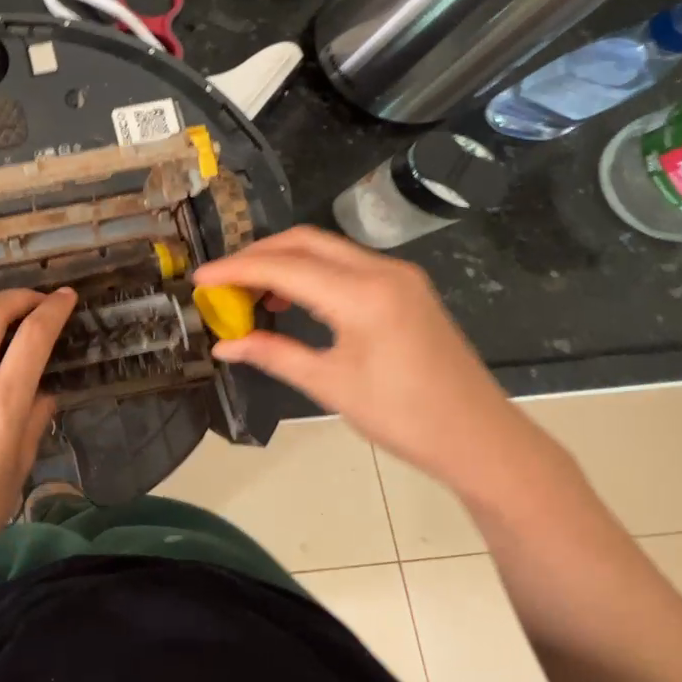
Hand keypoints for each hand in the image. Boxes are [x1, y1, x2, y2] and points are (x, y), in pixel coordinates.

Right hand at [192, 226, 534, 488]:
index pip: (284, 267)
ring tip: (247, 292)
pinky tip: (290, 299)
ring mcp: (398, 277)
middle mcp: (382, 272)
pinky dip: (309, 272)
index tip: (198, 279)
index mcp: (364, 296)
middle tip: (220, 281)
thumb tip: (224, 345)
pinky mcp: (406, 289)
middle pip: (304, 242)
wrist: (482, 439)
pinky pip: (345, 264)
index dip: (236, 270)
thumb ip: (274, 355)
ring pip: (325, 249)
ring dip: (282, 261)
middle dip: (256, 255)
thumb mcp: (331, 386)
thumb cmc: (406, 418)